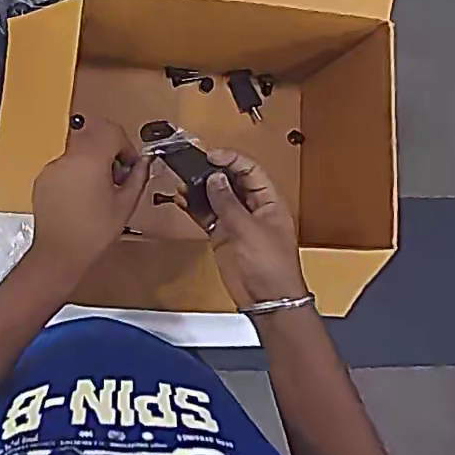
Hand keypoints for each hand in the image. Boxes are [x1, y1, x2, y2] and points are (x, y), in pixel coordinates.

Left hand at [29, 116, 151, 277]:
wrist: (60, 253)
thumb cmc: (95, 232)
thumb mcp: (125, 205)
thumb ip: (138, 178)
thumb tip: (144, 162)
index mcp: (91, 160)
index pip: (112, 131)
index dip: (126, 145)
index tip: (131, 165)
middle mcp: (69, 158)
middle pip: (94, 136)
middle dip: (110, 150)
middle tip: (118, 176)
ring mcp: (53, 168)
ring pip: (79, 151)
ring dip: (94, 162)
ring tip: (101, 191)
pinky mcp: (43, 180)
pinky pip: (66, 166)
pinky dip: (78, 173)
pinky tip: (83, 198)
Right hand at [196, 148, 307, 309]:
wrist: (267, 299)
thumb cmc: (272, 267)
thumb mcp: (249, 230)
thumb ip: (228, 203)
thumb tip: (215, 179)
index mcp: (269, 201)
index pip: (251, 170)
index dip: (232, 159)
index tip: (211, 155)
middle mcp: (253, 208)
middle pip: (232, 180)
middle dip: (213, 170)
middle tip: (193, 162)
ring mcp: (237, 222)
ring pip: (217, 197)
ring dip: (200, 188)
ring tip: (183, 179)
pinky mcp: (223, 236)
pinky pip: (207, 216)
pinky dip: (195, 207)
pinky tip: (183, 199)